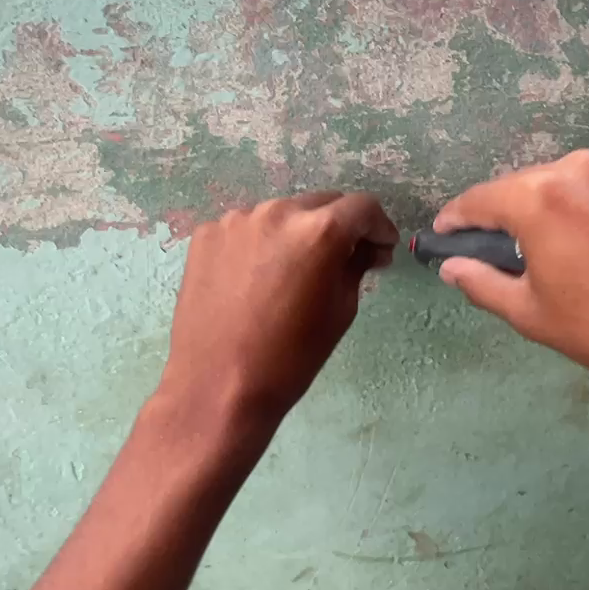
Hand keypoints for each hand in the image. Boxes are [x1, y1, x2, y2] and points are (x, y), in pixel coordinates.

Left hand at [163, 191, 397, 423]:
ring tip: (292, 271)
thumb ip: (356, 265)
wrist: (217, 386)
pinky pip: (247, 228)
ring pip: (282, 213)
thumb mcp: (341, 310)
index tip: (381, 248)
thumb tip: (366, 248)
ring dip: (296, 232)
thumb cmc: (290, 357)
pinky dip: (260, 243)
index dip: (378, 227)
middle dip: (339, 226)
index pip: (363, 207)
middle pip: (322, 203)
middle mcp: (278, 211)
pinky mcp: (207, 233)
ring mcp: (237, 219)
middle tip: (342, 259)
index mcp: (319, 230)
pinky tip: (255, 277)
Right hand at [434, 150, 588, 403]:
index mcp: (540, 196)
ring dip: (552, 210)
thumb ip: (481, 282)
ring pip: (567, 185)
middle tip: (501, 252)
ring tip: (557, 252)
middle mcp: (579, 168)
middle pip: (524, 187)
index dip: (456, 218)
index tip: (444, 234)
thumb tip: (451, 267)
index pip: (479, 199)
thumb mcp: (531, 313)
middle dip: (506, 216)